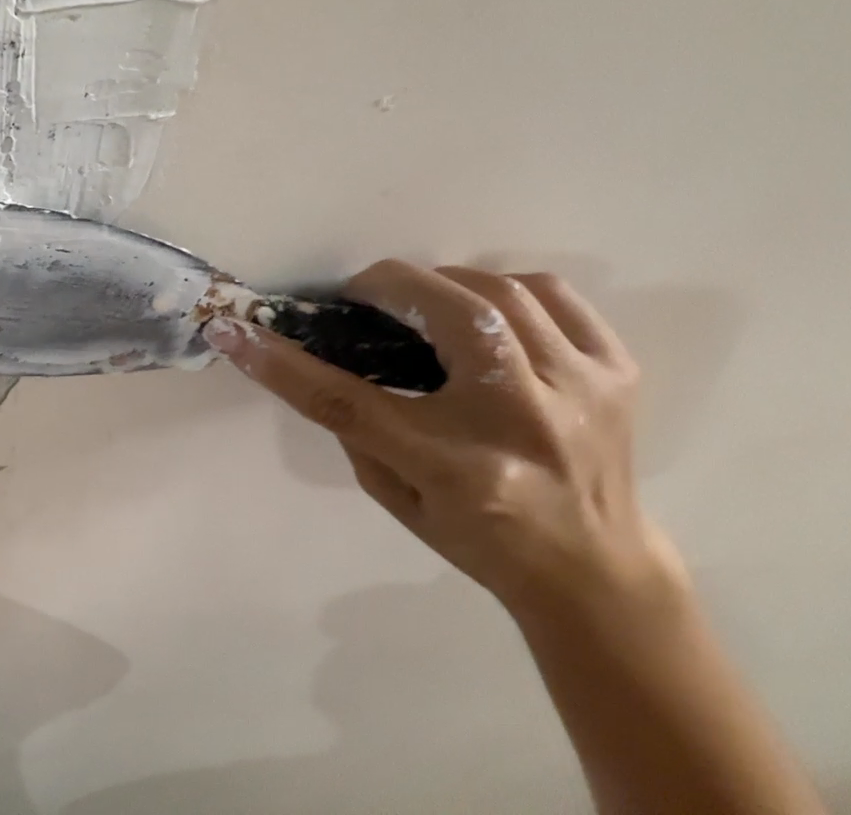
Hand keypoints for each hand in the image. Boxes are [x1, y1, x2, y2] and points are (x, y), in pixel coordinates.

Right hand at [205, 261, 683, 619]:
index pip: (348, 401)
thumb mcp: (394, 495)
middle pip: (447, 315)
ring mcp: (580, 390)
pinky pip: (555, 296)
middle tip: (358, 293)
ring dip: (442, 282)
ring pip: (503, 291)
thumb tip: (317, 358)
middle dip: (384, 285)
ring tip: (417, 298)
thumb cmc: (478, 536)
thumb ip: (355, 426)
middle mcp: (521, 419)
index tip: (234, 328)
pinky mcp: (616, 372)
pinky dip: (506, 287)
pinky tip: (482, 307)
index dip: (282, 362)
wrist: (593, 566)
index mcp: (454, 467)